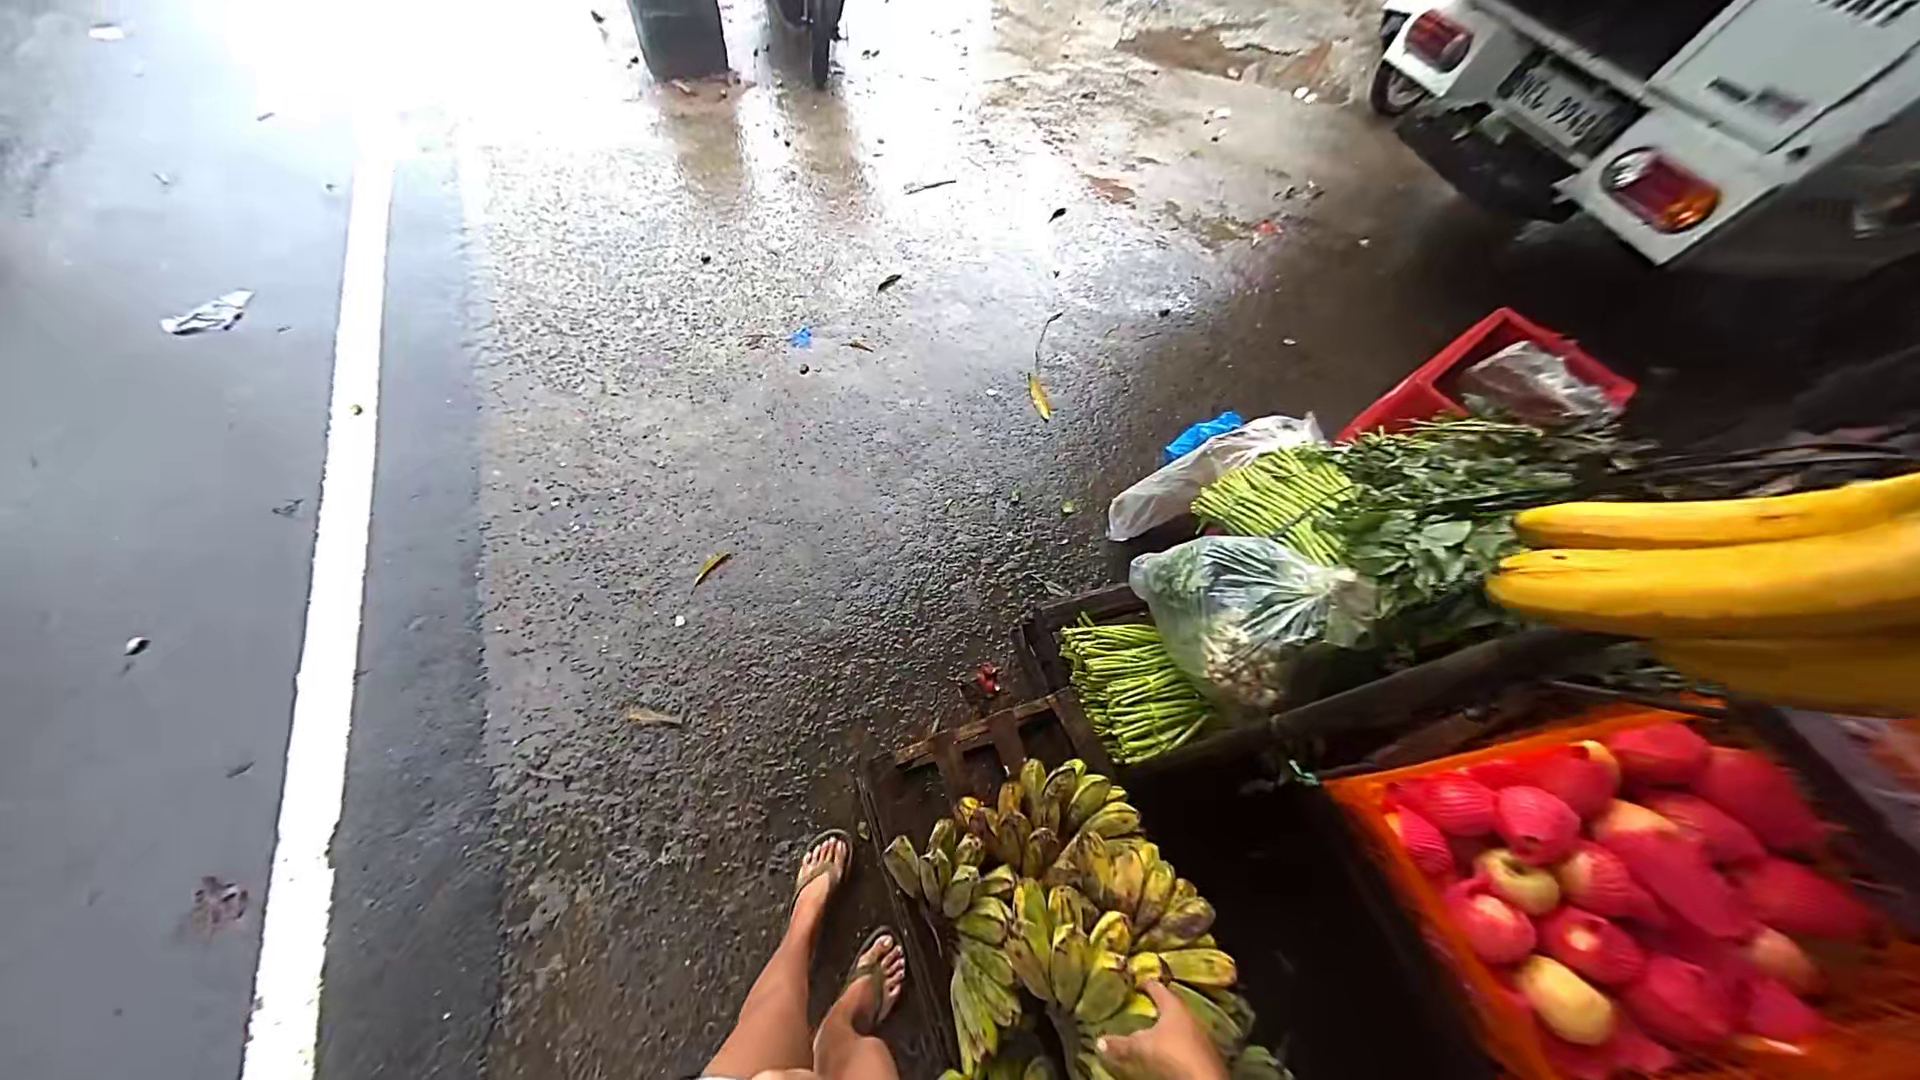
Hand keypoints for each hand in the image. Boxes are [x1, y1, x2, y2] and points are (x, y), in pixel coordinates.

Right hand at [1095, 982, 1229, 1079]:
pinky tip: (1167, 1050)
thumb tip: (1099, 1042)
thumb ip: (1121, 1044)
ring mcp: (1200, 1034)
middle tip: (1138, 1006)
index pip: (1155, 986)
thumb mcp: (1142, 1048)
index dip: (1143, 984)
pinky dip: (1176, 1042)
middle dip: (1155, 1006)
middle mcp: (1188, 1014)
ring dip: (1167, 1026)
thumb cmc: (1173, 1054)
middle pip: (1169, 1004)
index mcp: (1172, 1005)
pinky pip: (1187, 1041)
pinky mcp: (1206, 1053)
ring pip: (1179, 1023)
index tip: (1132, 984)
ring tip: (1151, 1030)